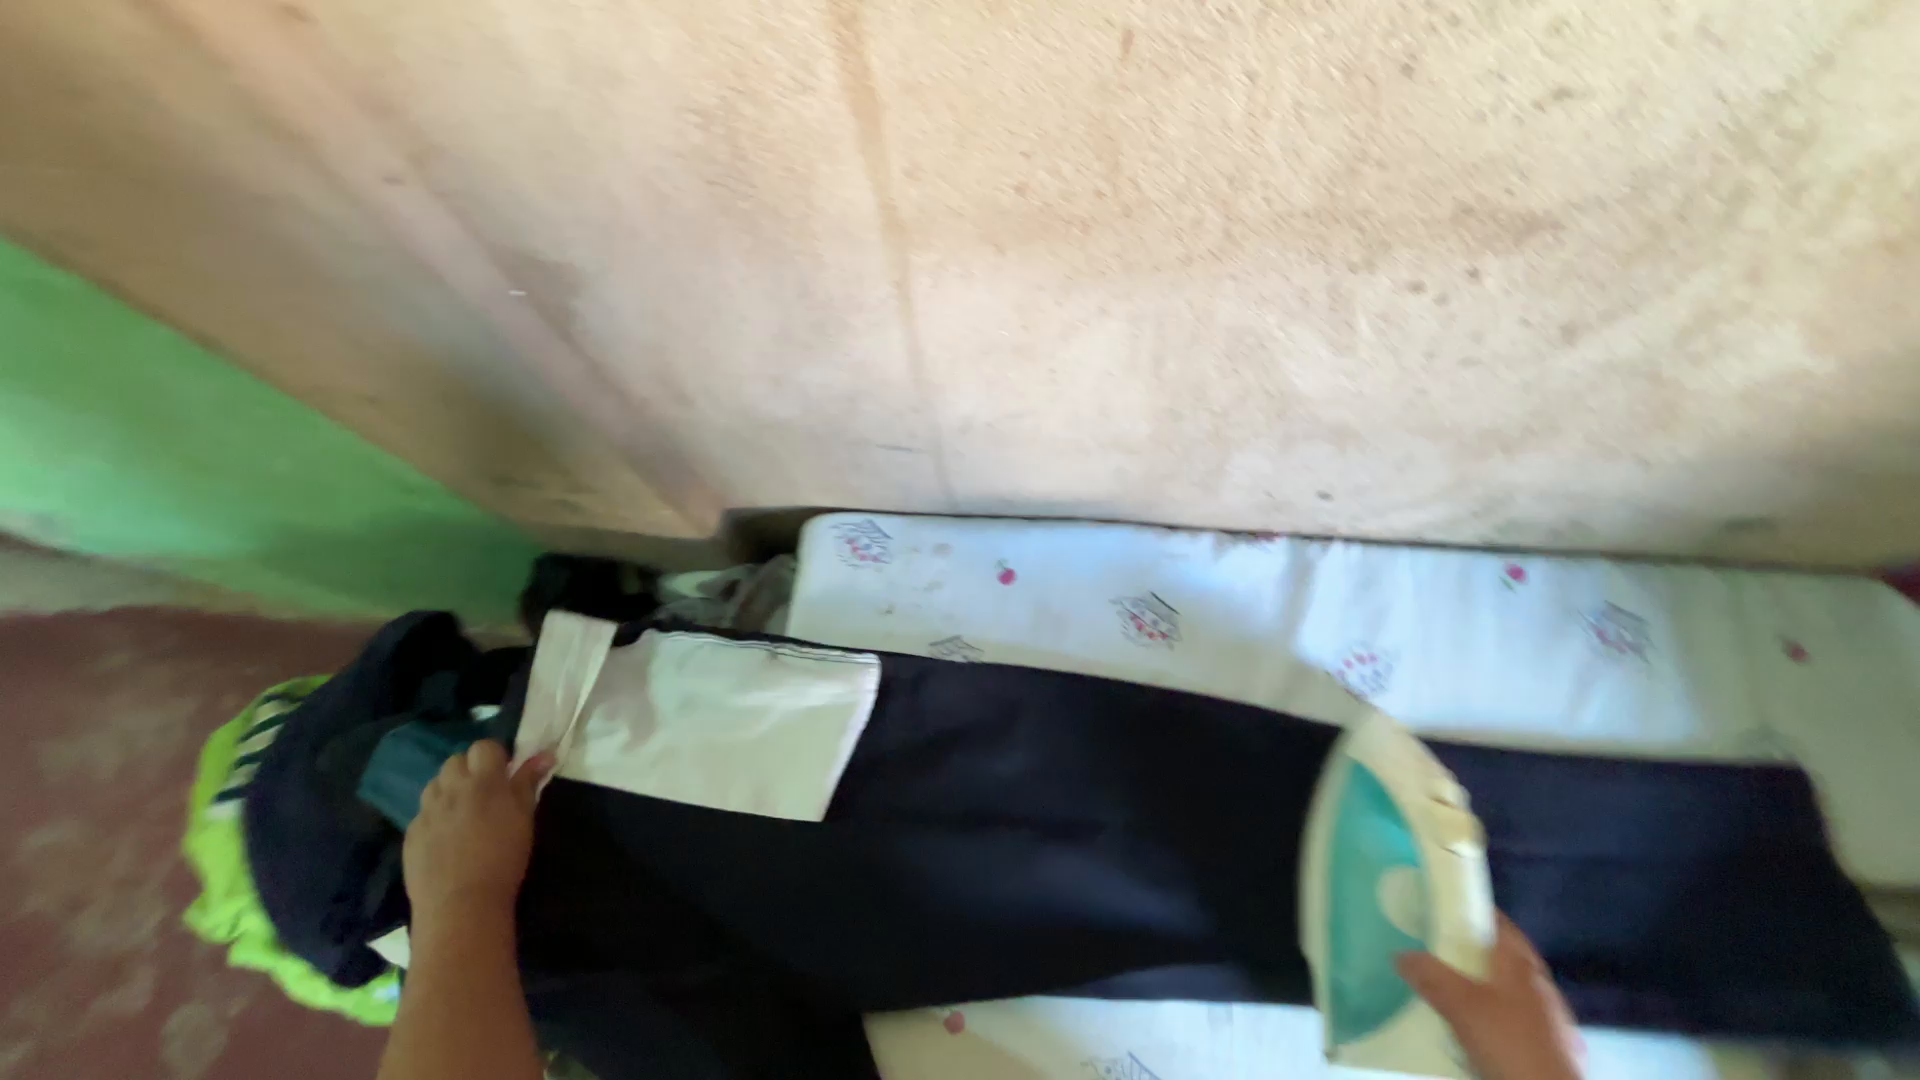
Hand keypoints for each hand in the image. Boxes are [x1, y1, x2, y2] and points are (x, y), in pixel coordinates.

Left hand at [402, 741, 554, 928]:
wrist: (460, 904)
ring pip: (436, 784)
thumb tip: (544, 755)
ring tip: (464, 811)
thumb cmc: (504, 859)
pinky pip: (424, 812)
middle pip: (456, 760)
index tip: (507, 774)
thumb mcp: (525, 818)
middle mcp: (451, 790)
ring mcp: (426, 812)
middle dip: (471, 769)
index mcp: (483, 782)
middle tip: (486, 792)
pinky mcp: (410, 833)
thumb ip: (529, 783)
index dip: (496, 756)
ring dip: (450, 788)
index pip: (484, 747)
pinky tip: (447, 837)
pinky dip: (436, 815)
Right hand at [1397, 913, 1583, 1079]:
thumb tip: (1401, 954)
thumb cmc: (1508, 1042)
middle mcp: (1542, 986)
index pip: (1501, 925)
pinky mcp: (1558, 1051)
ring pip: (1517, 992)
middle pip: (1509, 958)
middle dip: (1480, 952)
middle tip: (1445, 949)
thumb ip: (1428, 975)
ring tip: (1460, 991)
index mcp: (1520, 966)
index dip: (1478, 911)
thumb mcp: (1458, 1005)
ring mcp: (1554, 1021)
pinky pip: (1523, 1023)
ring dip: (1491, 987)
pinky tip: (1485, 1031)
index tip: (1450, 906)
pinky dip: (1502, 1018)